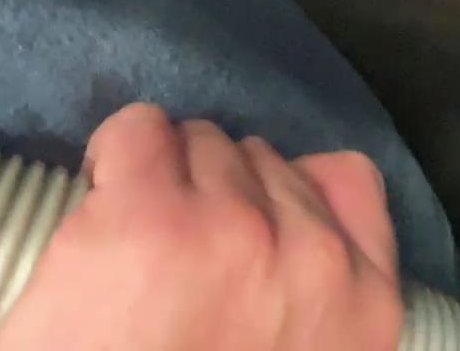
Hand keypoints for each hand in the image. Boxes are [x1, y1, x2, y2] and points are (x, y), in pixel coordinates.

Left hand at [0, 103, 402, 350]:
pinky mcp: (148, 214)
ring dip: (166, 181)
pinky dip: (115, 158)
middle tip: (177, 269)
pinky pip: (138, 129)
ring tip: (134, 257)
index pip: (348, 178)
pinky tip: (99, 212)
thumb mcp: (298, 350)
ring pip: (199, 140)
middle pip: (259, 157)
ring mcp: (231, 228)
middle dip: (220, 196)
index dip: (284, 199)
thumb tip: (302, 192)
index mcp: (360, 301)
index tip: (244, 236)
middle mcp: (310, 255)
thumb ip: (319, 287)